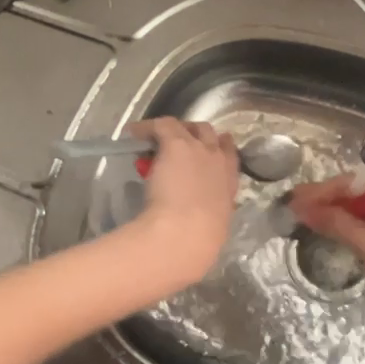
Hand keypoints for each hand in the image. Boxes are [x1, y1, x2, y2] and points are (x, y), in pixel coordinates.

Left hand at [125, 118, 237, 279]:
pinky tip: (135, 132)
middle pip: (210, 135)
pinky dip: (148, 127)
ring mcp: (197, 149)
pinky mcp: (174, 142)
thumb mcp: (214, 224)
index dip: (219, 149)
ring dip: (177, 130)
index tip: (207, 152)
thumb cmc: (200, 238)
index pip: (230, 155)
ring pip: (190, 127)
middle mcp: (217, 160)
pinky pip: (162, 125)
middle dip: (197, 135)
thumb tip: (204, 217)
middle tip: (180, 142)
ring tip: (159, 136)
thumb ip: (210, 213)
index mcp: (229, 183)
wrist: (186, 231)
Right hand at [290, 174, 364, 310]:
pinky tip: (336, 230)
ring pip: (359, 206)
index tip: (291, 201)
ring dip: (335, 212)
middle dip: (324, 200)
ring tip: (309, 220)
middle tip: (295, 210)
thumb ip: (333, 222)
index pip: (345, 183)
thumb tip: (300, 208)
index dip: (317, 193)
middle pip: (352, 191)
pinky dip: (349, 222)